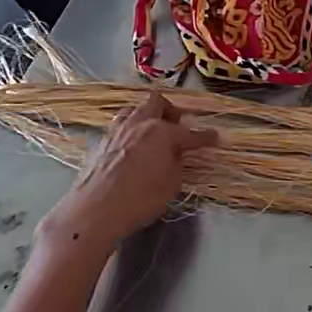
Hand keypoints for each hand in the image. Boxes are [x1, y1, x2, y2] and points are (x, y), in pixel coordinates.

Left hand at [40, 93, 219, 252]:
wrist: (96, 208)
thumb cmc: (140, 198)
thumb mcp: (171, 184)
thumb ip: (177, 163)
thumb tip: (176, 154)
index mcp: (162, 132)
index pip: (191, 133)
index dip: (206, 137)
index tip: (215, 137)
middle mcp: (139, 123)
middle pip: (157, 102)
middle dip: (171, 111)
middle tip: (177, 126)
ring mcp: (118, 129)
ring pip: (135, 109)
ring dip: (147, 116)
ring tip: (153, 132)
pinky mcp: (102, 140)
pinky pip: (120, 125)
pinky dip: (131, 130)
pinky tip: (132, 145)